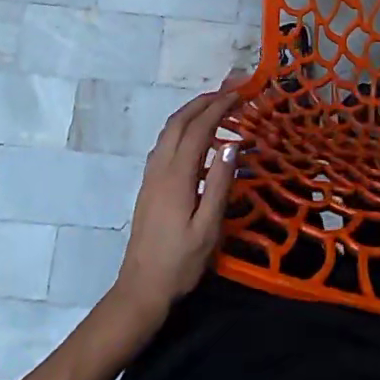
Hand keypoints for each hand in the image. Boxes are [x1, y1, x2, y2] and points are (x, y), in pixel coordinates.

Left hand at [111, 89, 241, 320]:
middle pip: (179, 122)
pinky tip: (198, 140)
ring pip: (169, 131)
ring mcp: (151, 175)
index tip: (238, 95)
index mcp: (176, 175)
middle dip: (203, 101)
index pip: (198, 129)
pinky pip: (165, 144)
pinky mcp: (149, 184)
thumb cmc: (180, 262)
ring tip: (216, 108)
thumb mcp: (208, 228)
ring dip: (191, 113)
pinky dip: (183, 129)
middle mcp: (160, 167)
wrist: (141, 287)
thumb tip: (233, 145)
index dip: (218, 108)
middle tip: (229, 92)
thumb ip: (219, 185)